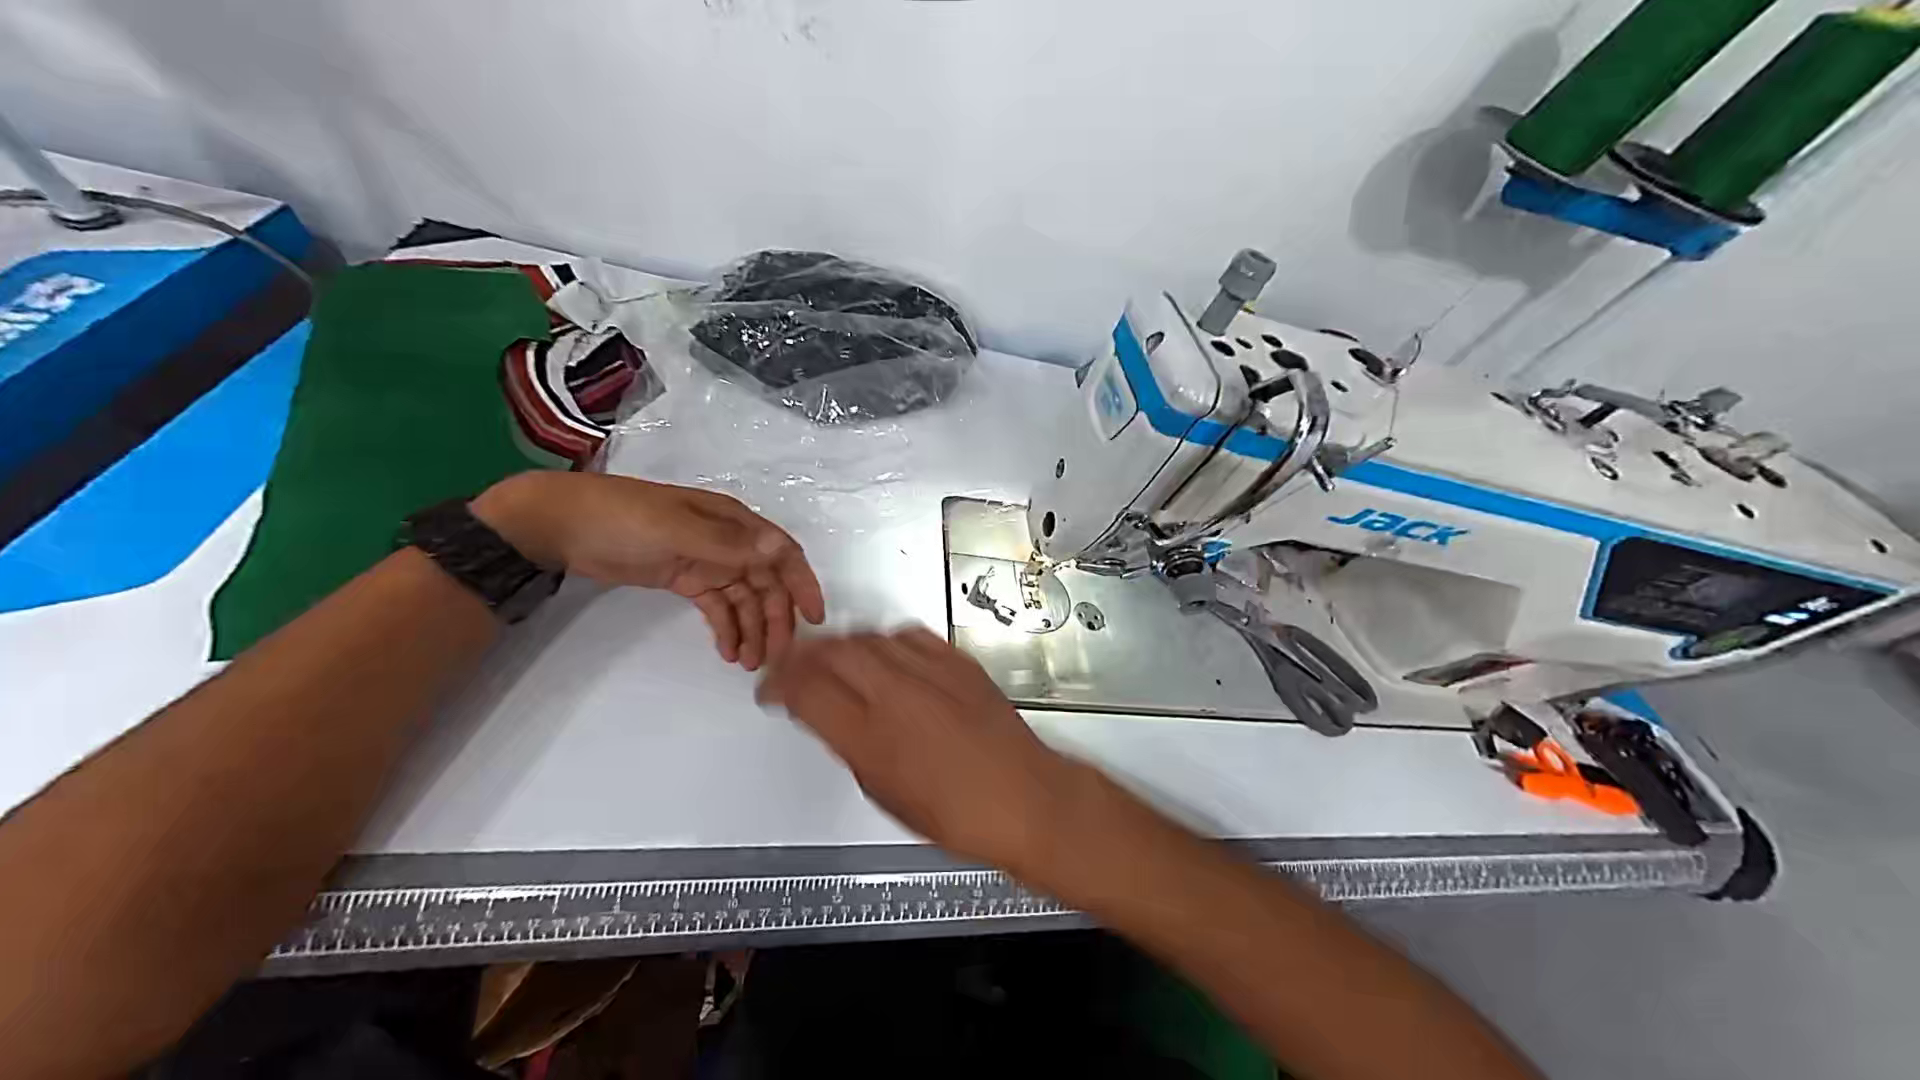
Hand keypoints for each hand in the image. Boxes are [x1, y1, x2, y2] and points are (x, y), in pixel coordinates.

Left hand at [472, 471, 824, 669]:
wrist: (561, 525)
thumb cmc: (621, 518)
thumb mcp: (675, 529)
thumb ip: (728, 544)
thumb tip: (781, 552)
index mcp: (732, 521)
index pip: (782, 553)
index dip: (803, 583)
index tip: (814, 619)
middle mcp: (728, 541)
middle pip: (767, 583)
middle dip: (775, 618)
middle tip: (775, 657)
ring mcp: (707, 562)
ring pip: (744, 599)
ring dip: (752, 629)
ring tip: (750, 663)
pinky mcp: (687, 580)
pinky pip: (719, 608)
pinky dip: (727, 629)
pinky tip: (729, 652)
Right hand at [755, 627, 1085, 868]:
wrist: (1024, 798)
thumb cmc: (959, 813)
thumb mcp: (884, 792)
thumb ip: (850, 746)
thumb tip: (833, 720)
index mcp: (868, 734)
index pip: (803, 690)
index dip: (778, 683)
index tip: (771, 687)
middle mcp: (896, 694)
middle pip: (831, 652)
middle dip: (803, 656)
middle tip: (794, 665)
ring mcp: (929, 673)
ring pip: (867, 637)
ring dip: (842, 644)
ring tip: (834, 656)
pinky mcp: (957, 662)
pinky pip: (909, 634)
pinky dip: (886, 640)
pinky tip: (883, 651)